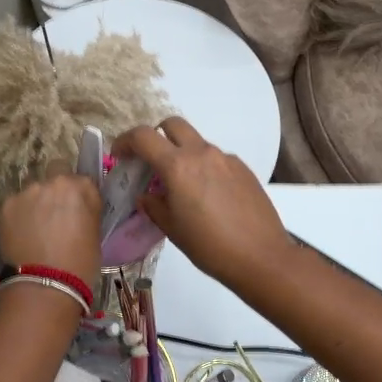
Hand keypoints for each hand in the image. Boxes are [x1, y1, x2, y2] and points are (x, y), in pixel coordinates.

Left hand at [0, 172, 100, 290]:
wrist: (46, 284)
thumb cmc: (80, 263)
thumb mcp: (95, 232)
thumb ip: (87, 210)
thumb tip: (79, 206)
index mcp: (79, 188)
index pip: (82, 180)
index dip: (79, 194)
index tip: (77, 209)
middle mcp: (52, 183)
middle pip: (55, 176)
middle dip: (56, 191)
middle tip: (56, 216)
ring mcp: (27, 193)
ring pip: (34, 191)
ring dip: (37, 203)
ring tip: (37, 230)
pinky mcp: (6, 205)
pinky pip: (17, 205)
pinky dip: (20, 216)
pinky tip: (23, 235)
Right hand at [114, 118, 293, 285]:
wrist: (261, 256)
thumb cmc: (210, 246)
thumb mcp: (172, 229)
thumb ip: (153, 205)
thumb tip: (146, 195)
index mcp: (179, 166)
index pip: (144, 136)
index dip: (125, 141)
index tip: (120, 156)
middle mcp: (203, 153)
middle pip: (173, 125)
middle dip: (156, 136)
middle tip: (150, 162)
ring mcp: (226, 159)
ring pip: (197, 143)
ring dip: (182, 154)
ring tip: (181, 187)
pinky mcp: (244, 169)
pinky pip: (216, 159)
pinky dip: (204, 168)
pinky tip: (209, 197)